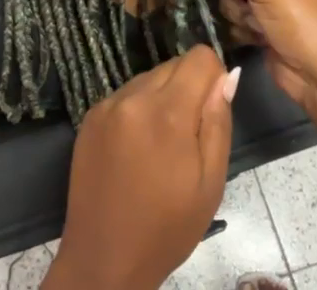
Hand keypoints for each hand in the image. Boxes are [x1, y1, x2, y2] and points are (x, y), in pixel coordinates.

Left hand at [44, 48, 239, 289]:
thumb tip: (227, 77)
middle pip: (174, 64)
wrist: (104, 258)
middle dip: (188, 89)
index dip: (214, 77)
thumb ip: (219, 122)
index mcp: (167, 113)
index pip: (199, 57)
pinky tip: (137, 149)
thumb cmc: (167, 228)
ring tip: (161, 147)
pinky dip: (138, 110)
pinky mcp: (89, 116)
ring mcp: (107, 105)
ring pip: (149, 78)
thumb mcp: (210, 182)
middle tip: (187, 137)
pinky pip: (126, 95)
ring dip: (162, 98)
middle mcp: (133, 97)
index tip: (213, 109)